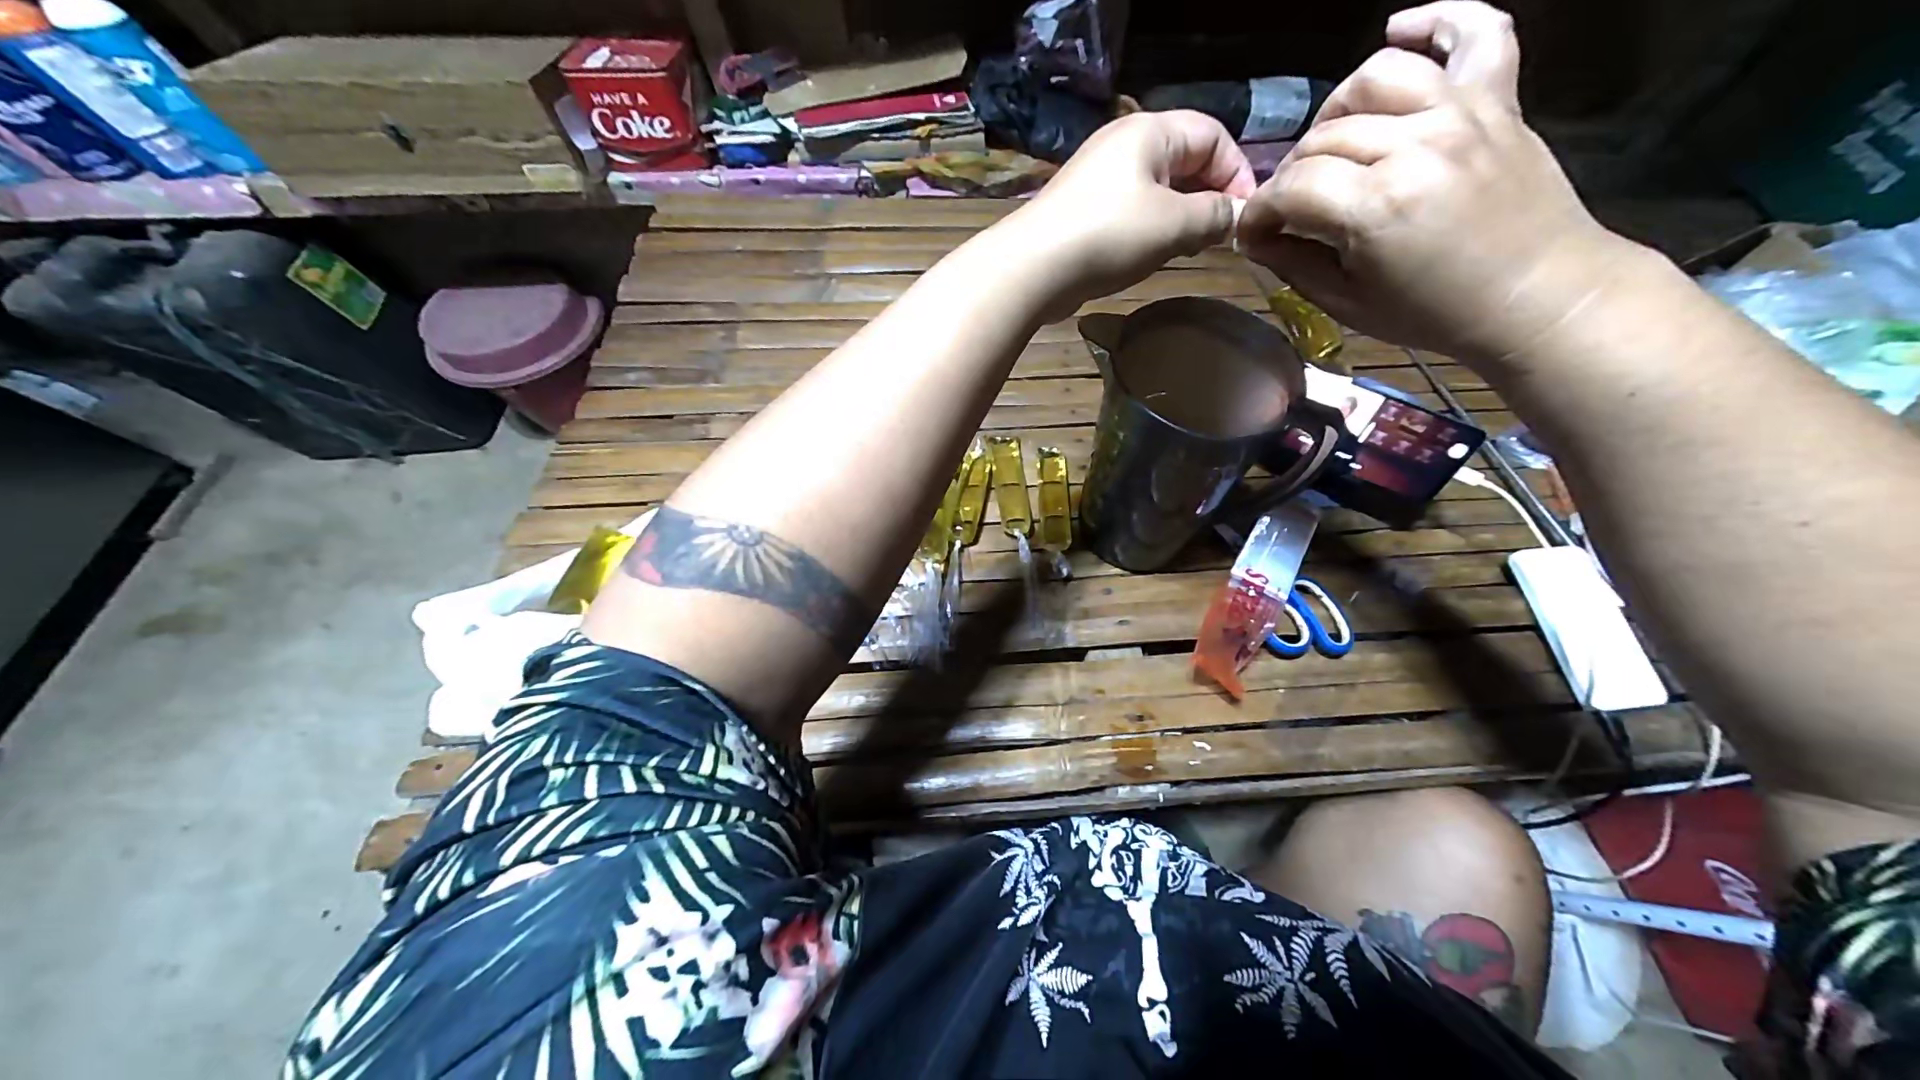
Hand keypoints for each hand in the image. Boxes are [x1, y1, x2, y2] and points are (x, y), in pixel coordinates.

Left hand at [996, 111, 1257, 318]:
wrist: (1033, 269)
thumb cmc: (1110, 236)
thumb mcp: (1174, 224)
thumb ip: (1213, 215)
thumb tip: (1235, 215)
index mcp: (1150, 130)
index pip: (1213, 135)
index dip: (1237, 172)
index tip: (1244, 216)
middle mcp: (1123, 145)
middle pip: (1184, 159)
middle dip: (1208, 196)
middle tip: (1219, 236)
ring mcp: (1099, 177)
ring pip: (1157, 189)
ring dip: (1180, 216)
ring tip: (1190, 249)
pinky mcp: (1083, 210)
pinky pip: (1131, 211)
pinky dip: (1150, 229)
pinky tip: (1153, 256)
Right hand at [1237, 2, 1640, 365]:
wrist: (1536, 298)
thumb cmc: (1434, 313)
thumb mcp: (1346, 303)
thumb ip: (1294, 262)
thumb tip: (1257, 236)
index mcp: (1377, 206)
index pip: (1291, 188)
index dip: (1259, 212)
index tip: (1252, 234)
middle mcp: (1417, 145)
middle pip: (1324, 136)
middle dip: (1290, 175)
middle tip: (1290, 208)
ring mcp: (1463, 114)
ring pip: (1379, 76)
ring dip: (1339, 107)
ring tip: (1332, 141)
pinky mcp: (1498, 101)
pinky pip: (1477, 33)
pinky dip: (1439, 20)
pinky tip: (1401, 28)